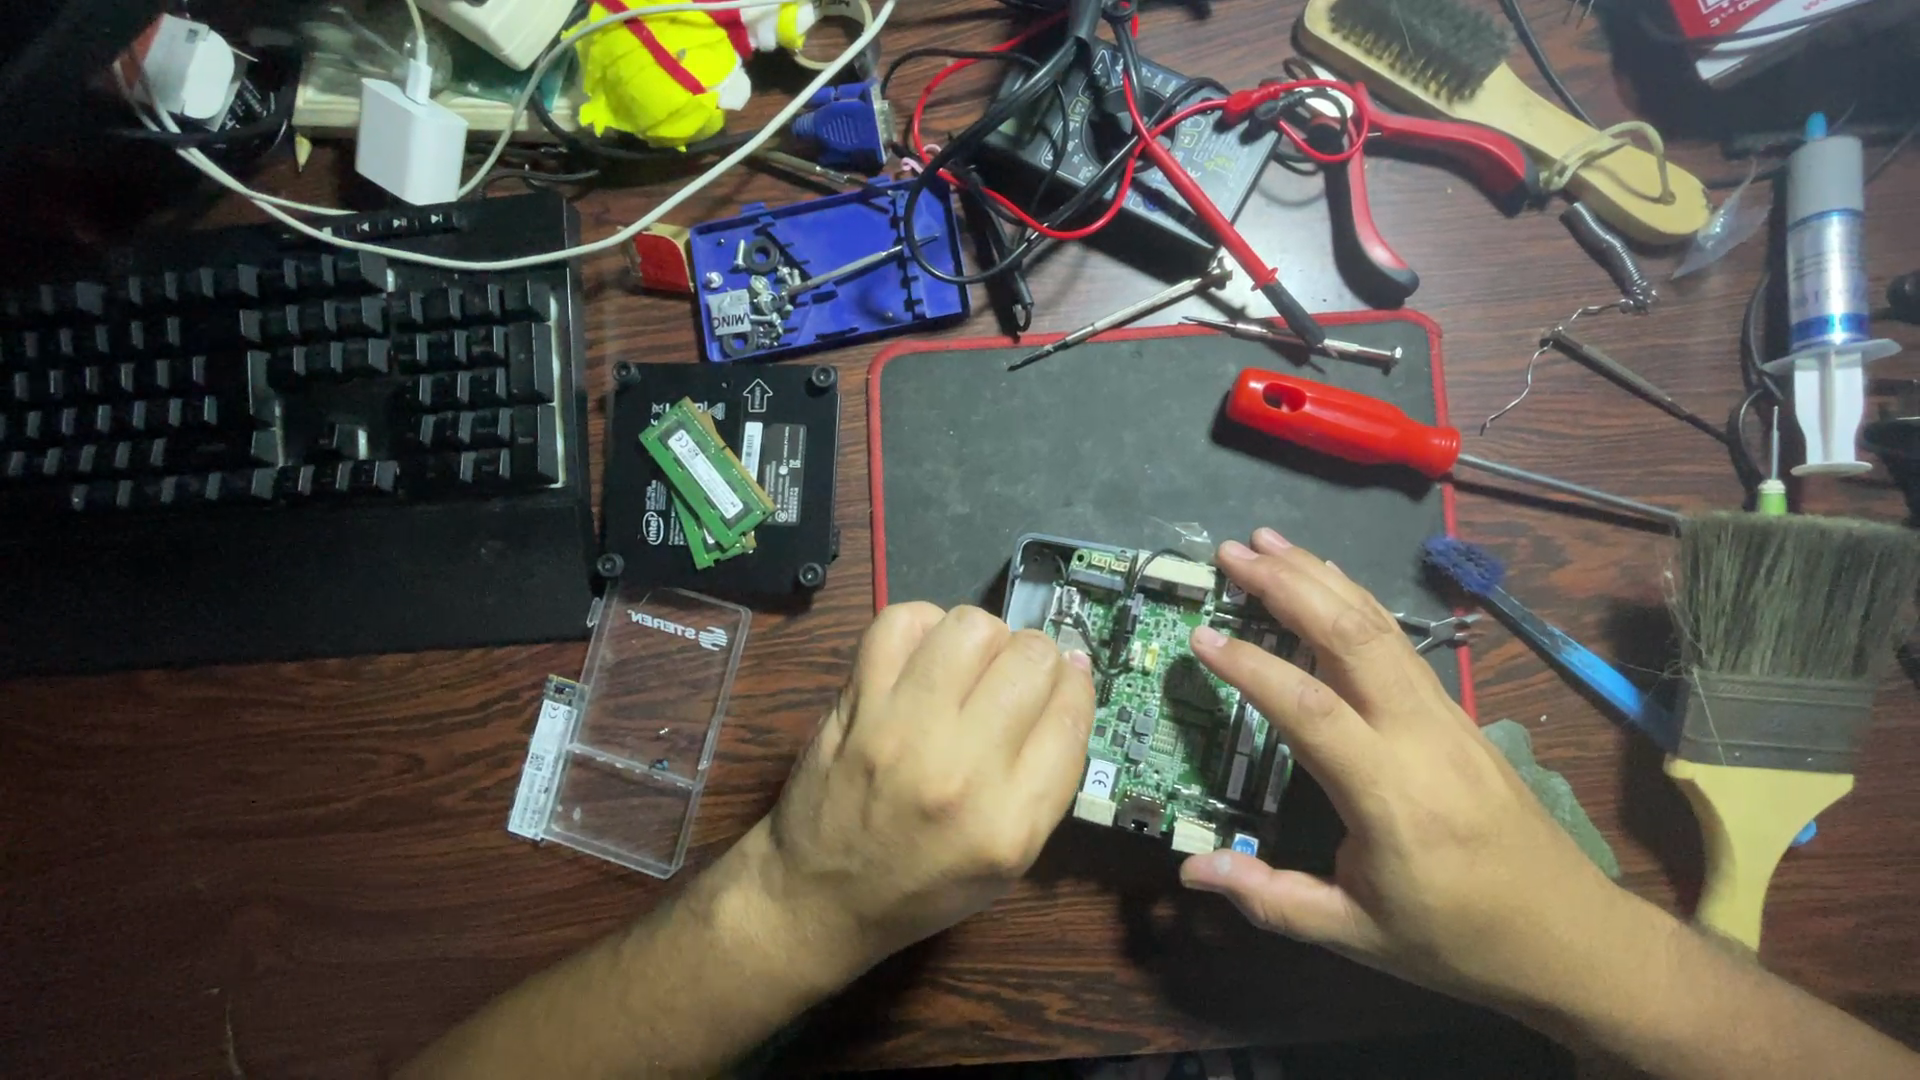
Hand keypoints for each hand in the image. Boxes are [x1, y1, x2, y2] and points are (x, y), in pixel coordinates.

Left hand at [760, 603, 1094, 965]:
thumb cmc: (927, 883)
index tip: (1062, 681)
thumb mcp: (1013, 857)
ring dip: (983, 637)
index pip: (1072, 710)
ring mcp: (902, 730)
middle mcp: (960, 770)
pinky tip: (925, 656)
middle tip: (1011, 677)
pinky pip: (901, 623)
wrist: (822, 896)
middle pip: (1030, 659)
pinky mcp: (857, 704)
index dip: (1074, 683)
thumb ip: (1052, 769)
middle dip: (1035, 656)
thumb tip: (1072, 672)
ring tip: (970, 664)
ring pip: (972, 628)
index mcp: (1012, 821)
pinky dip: (922, 625)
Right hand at [1178, 530, 1635, 1008]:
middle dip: (1289, 585)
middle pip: (1353, 638)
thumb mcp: (1357, 934)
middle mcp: (1421, 737)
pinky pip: (1397, 640)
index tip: (1202, 636)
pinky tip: (1326, 577)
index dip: (1253, 668)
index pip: (1312, 710)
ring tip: (1266, 542)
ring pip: (1378, 626)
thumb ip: (1271, 898)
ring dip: (1319, 576)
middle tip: (1232, 552)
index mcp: (1392, 796)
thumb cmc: (1458, 938)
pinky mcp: (1455, 711)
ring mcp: (1445, 716)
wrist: (1576, 939)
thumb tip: (1189, 870)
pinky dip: (1354, 597)